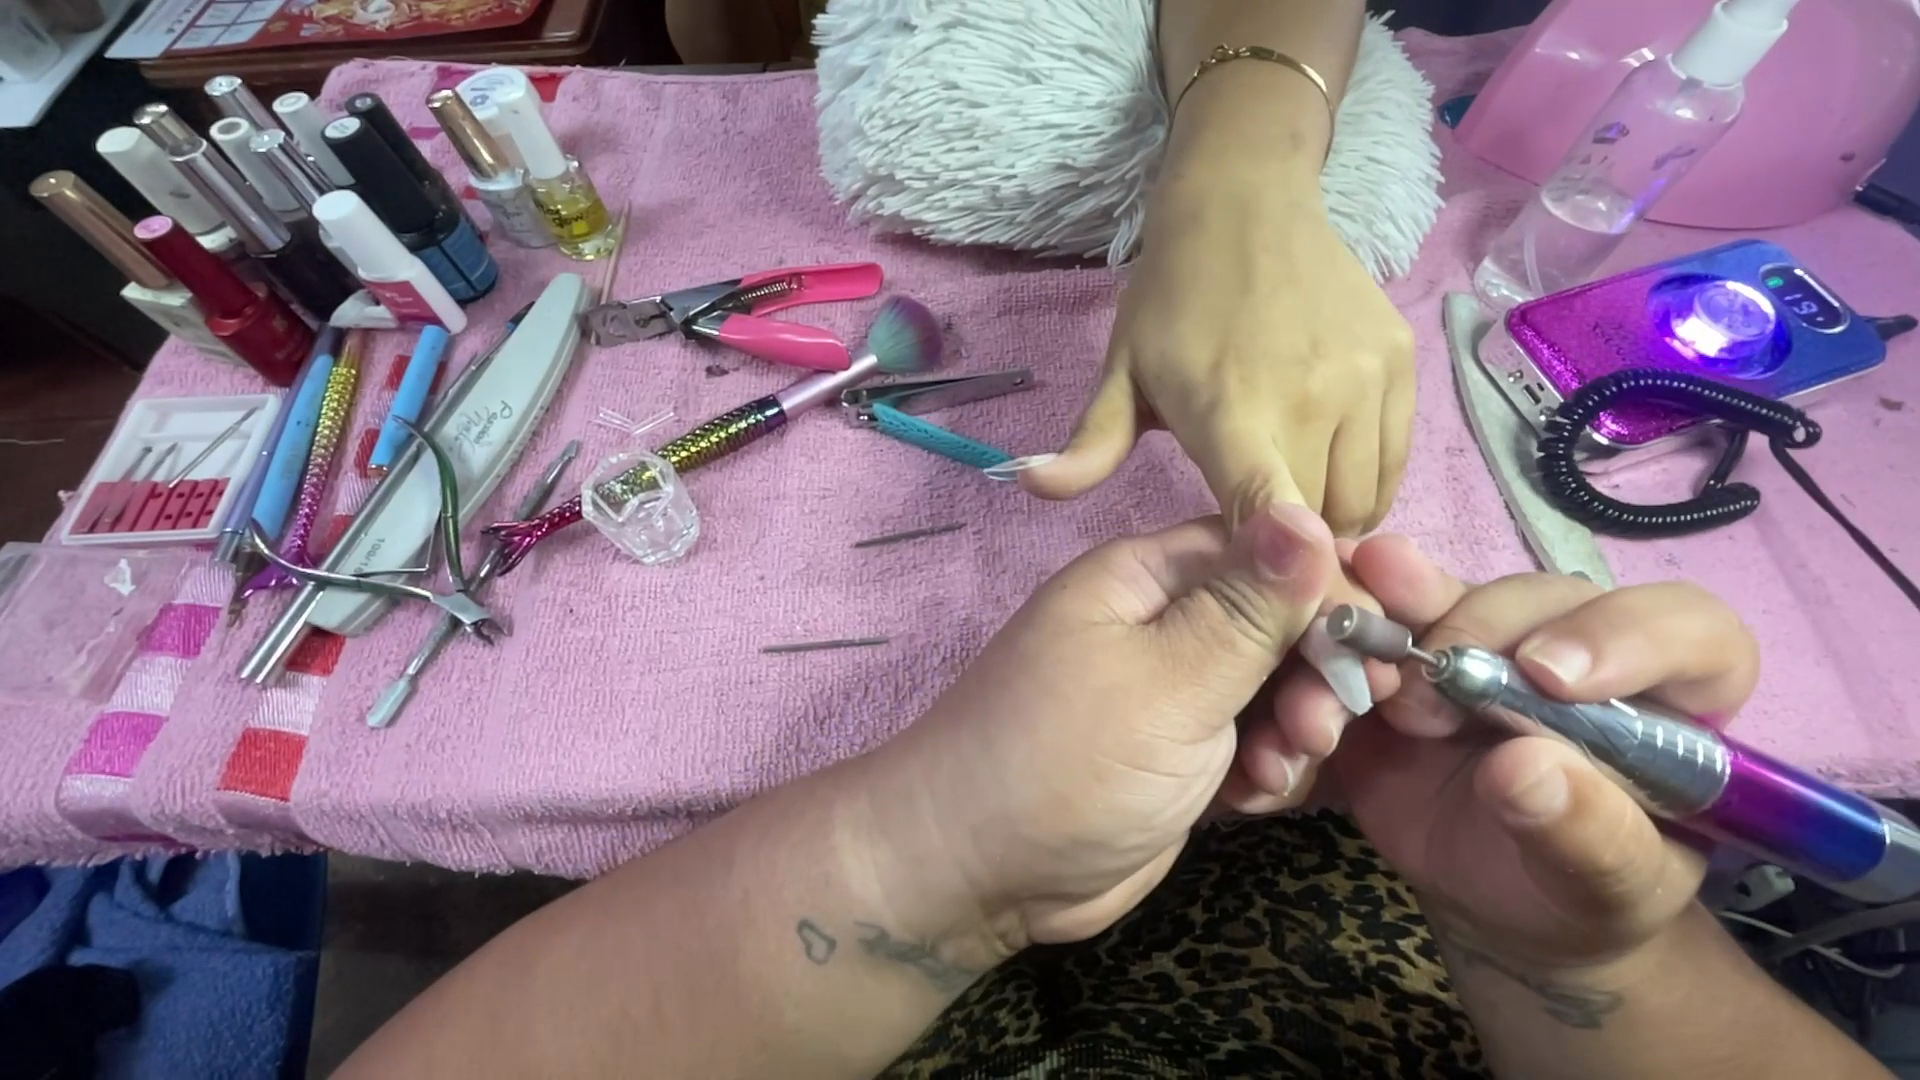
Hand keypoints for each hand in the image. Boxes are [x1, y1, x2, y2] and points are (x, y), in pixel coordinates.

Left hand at [865, 503, 1337, 950]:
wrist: (978, 871)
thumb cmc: (1065, 760)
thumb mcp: (1165, 681)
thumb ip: (1245, 609)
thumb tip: (1305, 511)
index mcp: (1145, 578)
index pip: (1262, 551)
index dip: (1326, 589)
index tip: (1376, 643)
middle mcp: (1159, 624)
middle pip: (1275, 622)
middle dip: (1310, 672)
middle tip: (1318, 725)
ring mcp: (1169, 693)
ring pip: (1270, 689)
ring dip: (1293, 728)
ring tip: (1275, 770)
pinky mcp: (1177, 755)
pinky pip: (1249, 743)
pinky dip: (1263, 768)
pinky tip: (1250, 800)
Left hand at [1017, 171, 1414, 536]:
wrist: (1244, 204)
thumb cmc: (1171, 300)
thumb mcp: (1119, 373)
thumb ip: (1089, 444)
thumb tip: (1029, 486)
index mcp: (1231, 412)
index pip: (1268, 516)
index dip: (1264, 570)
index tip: (1246, 586)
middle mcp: (1311, 401)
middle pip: (1317, 526)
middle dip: (1286, 553)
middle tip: (1255, 546)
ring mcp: (1366, 380)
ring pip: (1365, 501)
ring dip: (1327, 522)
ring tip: (1286, 504)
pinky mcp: (1401, 363)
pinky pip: (1395, 462)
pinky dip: (1366, 486)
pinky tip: (1325, 473)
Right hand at [1330, 535, 1760, 968]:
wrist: (1485, 889)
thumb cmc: (1568, 890)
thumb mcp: (1600, 884)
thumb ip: (1586, 835)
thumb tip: (1523, 769)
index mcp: (1654, 691)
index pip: (1673, 625)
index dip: (1618, 632)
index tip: (1545, 677)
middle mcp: (1555, 643)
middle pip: (1521, 595)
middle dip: (1463, 627)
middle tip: (1411, 697)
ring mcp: (1463, 642)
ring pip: (1417, 595)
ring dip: (1367, 627)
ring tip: (1335, 697)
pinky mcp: (1387, 657)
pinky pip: (1345, 632)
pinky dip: (1311, 662)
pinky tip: (1293, 712)